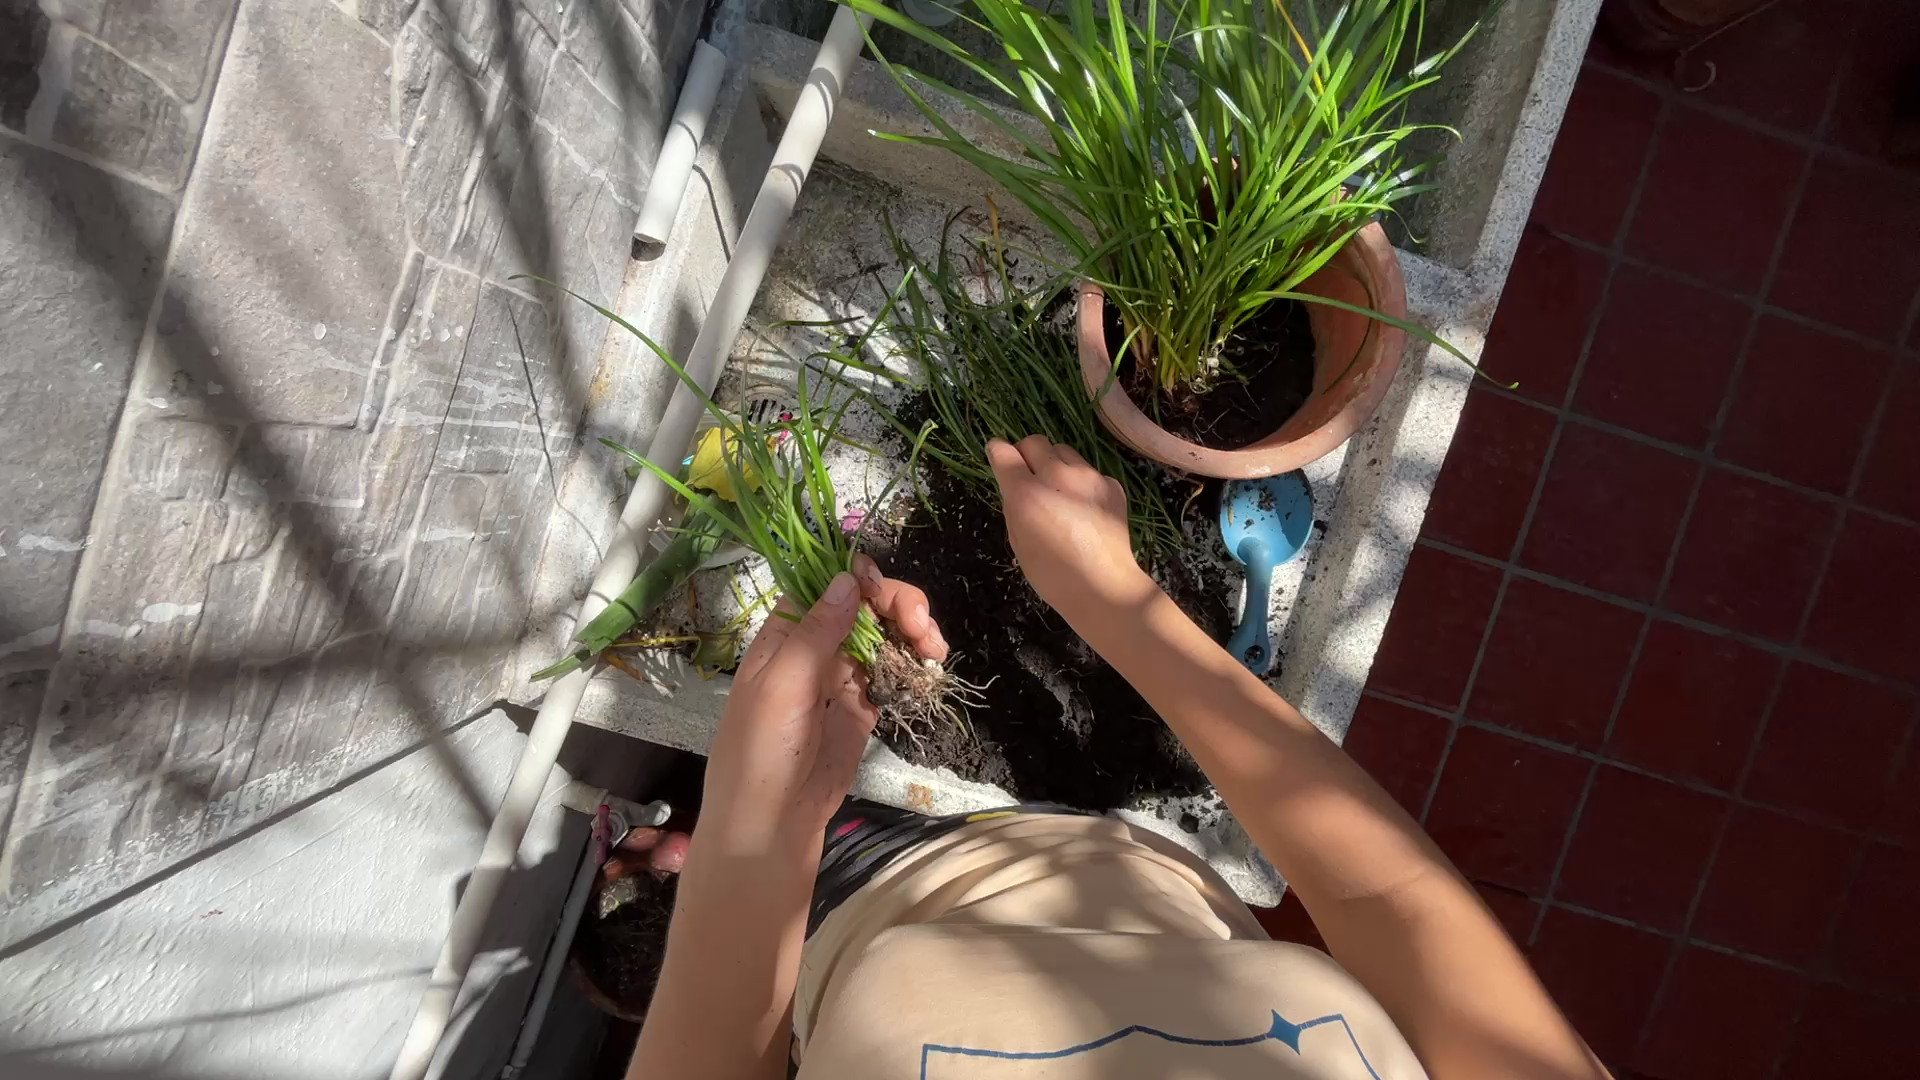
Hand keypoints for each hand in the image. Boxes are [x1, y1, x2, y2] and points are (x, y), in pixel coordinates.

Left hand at [699, 561, 944, 855]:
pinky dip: (912, 665)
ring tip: (934, 650)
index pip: (825, 586)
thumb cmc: (763, 748)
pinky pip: (892, 672)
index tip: (883, 588)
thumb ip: (817, 632)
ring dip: (912, 632)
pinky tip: (928, 670)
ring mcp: (842, 676)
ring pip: (884, 636)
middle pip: (864, 606)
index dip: (858, 578)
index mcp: (787, 635)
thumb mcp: (783, 684)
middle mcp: (816, 648)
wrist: (773, 822)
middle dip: (897, 605)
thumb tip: (848, 579)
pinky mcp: (864, 705)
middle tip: (921, 626)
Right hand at [987, 435, 1159, 629]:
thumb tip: (1014, 484)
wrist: (1103, 587)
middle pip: (1035, 442)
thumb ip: (1013, 504)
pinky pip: (1088, 470)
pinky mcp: (1111, 484)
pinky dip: (1080, 481)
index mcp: (1026, 493)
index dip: (997, 452)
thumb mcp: (1018, 540)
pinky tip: (1082, 508)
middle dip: (1026, 454)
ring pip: (1064, 451)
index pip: (1003, 451)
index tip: (998, 458)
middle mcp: (1057, 475)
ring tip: (1058, 492)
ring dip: (1054, 464)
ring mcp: (1088, 477)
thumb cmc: (1051, 574)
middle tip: (1028, 476)